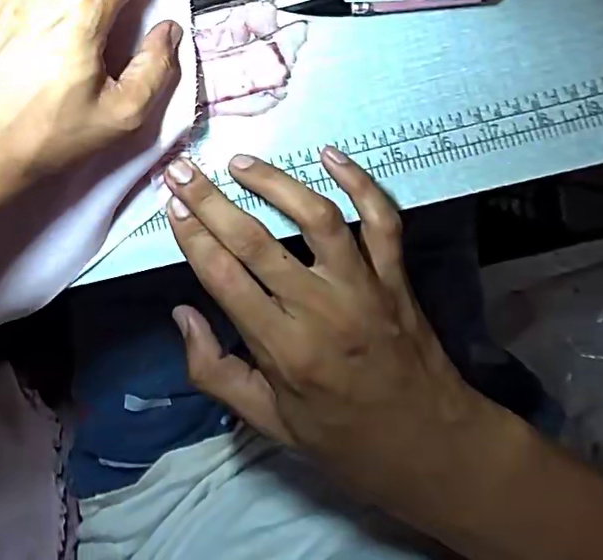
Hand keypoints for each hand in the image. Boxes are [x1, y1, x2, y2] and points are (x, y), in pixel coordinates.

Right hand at [164, 151, 508, 516]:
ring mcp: (363, 287)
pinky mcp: (396, 274)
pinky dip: (360, 182)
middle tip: (184, 168)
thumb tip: (182, 314)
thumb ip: (215, 372)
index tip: (171, 202)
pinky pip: (381, 220)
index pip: (224, 278)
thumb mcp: (269, 423)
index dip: (193, 235)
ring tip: (243, 162)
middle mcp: (321, 311)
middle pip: (257, 242)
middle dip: (212, 200)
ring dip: (277, 183)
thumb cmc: (341, 436)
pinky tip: (330, 154)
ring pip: (318, 218)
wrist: (430, 448)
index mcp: (283, 351)